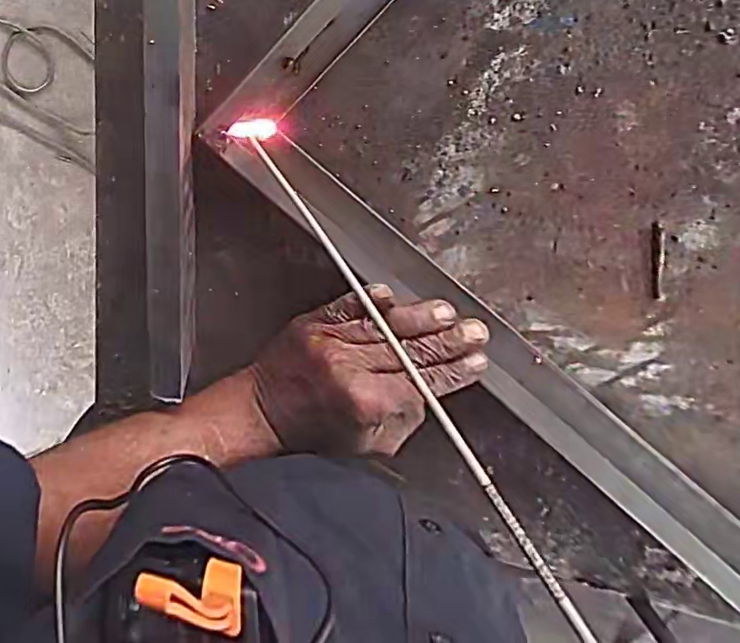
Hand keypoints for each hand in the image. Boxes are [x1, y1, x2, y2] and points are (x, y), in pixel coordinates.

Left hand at [246, 284, 489, 456]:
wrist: (262, 413)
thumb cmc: (313, 434)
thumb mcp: (368, 445)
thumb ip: (402, 419)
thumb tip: (431, 393)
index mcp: (364, 401)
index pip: (421, 383)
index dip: (454, 372)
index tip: (476, 361)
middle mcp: (347, 366)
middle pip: (408, 351)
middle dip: (447, 342)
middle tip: (474, 332)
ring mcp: (329, 340)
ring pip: (383, 325)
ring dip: (419, 317)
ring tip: (446, 312)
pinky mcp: (313, 323)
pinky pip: (345, 307)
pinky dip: (368, 300)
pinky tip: (390, 294)